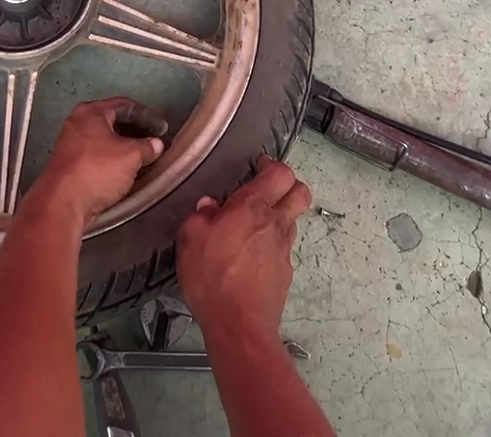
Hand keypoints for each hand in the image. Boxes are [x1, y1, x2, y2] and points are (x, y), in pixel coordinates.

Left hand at [28, 97, 167, 227]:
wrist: (63, 203)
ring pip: (105, 139)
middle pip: (113, 121)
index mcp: (91, 112)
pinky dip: (113, 158)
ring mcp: (71, 143)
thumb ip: (147, 147)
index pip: (125, 105)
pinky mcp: (70, 164)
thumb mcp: (130, 155)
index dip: (147, 116)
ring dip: (125, 146)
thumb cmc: (98, 170)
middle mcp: (78, 122)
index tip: (162, 129)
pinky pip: (97, 154)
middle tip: (154, 142)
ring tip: (143, 157)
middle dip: (136, 131)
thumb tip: (156, 144)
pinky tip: (125, 170)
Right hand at [176, 156, 310, 343]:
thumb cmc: (212, 277)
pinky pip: (282, 248)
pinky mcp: (285, 273)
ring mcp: (283, 250)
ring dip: (279, 215)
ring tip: (253, 224)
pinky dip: (270, 244)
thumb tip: (209, 207)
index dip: (272, 164)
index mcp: (253, 207)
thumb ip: (200, 216)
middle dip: (290, 185)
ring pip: (292, 221)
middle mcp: (275, 224)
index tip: (259, 165)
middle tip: (269, 188)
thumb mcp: (190, 237)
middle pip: (300, 193)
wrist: (239, 326)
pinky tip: (249, 256)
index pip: (280, 173)